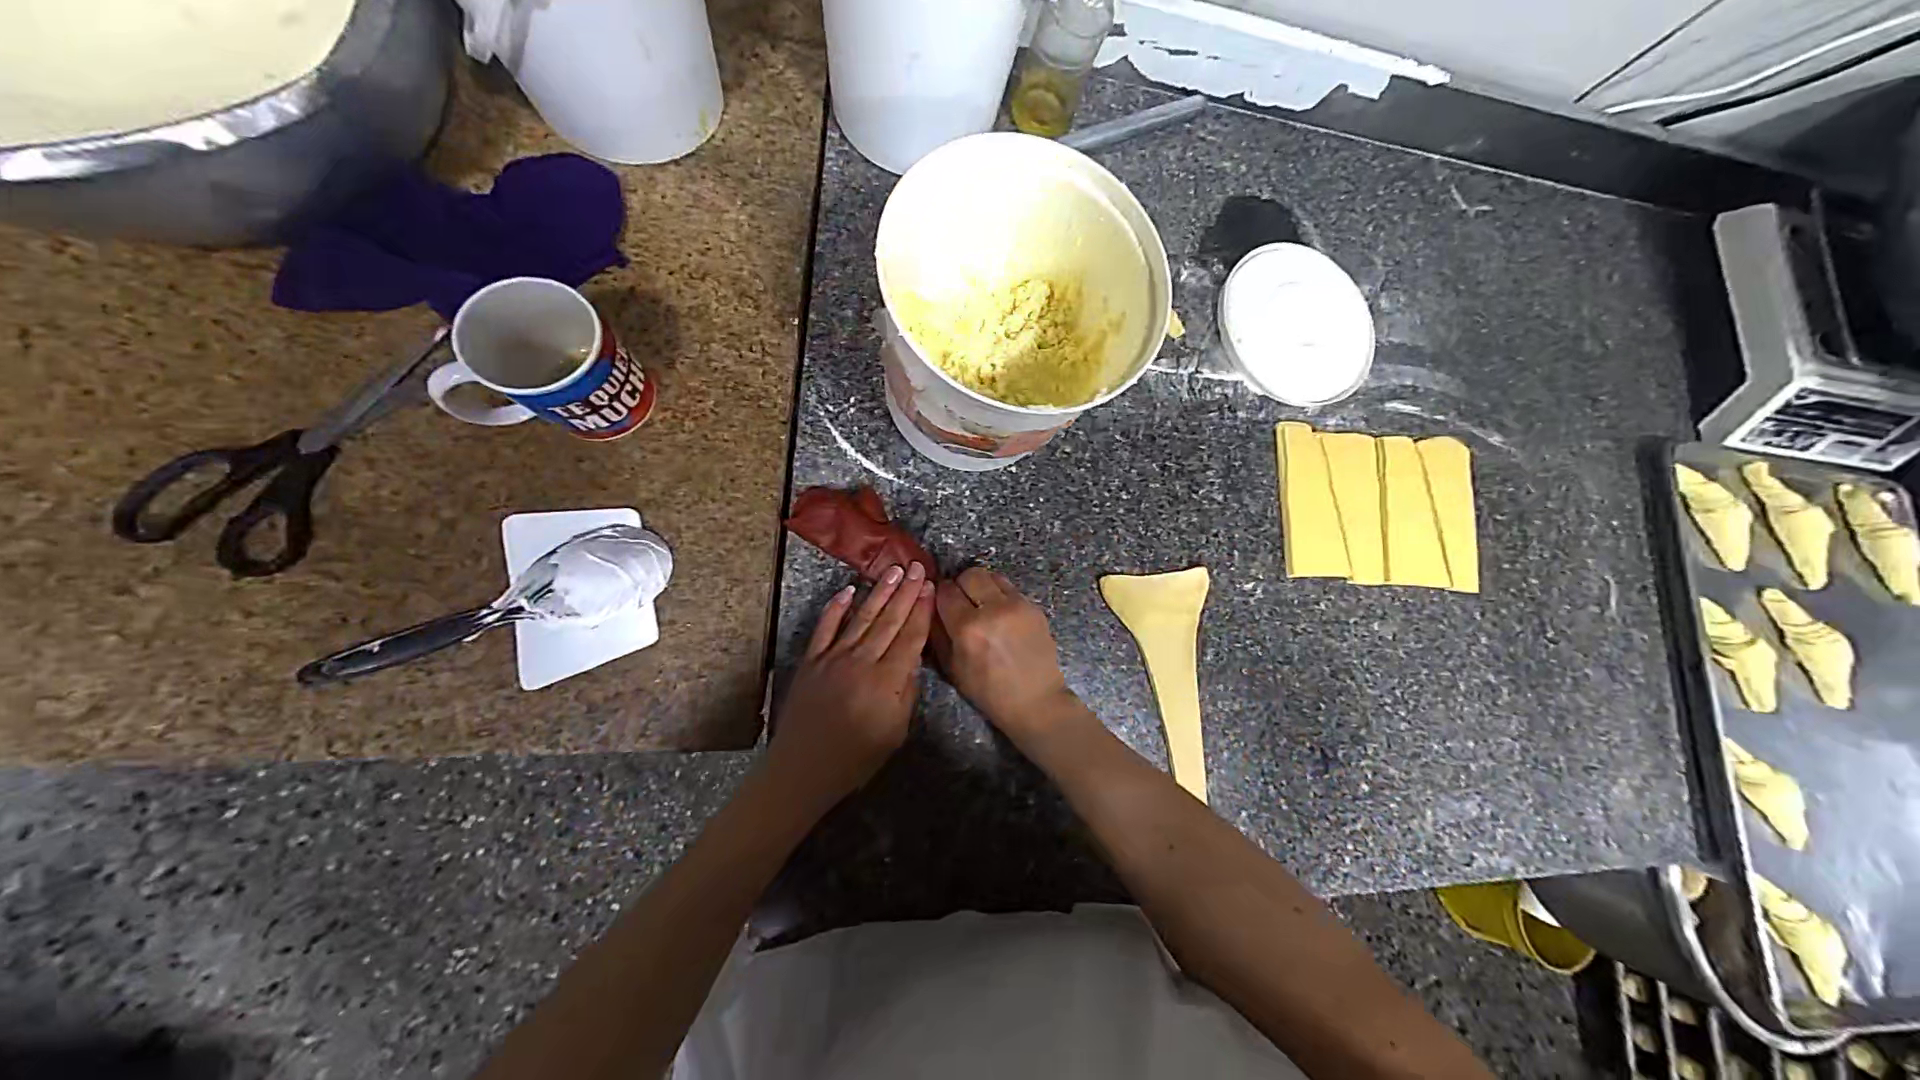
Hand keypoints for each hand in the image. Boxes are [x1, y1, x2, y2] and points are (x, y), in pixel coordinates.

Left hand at [768, 562, 933, 806]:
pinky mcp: (811, 661)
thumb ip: (906, 693)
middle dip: (905, 591)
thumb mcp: (895, 732)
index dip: (921, 609)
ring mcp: (833, 657)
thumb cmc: (856, 758)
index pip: (910, 636)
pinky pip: (825, 627)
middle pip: (889, 619)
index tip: (929, 586)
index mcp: (886, 679)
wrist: (804, 768)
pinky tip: (848, 590)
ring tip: (893, 570)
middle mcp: (861, 660)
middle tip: (916, 566)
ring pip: (861, 617)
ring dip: (879, 592)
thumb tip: (913, 661)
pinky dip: (836, 607)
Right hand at [935, 567, 1080, 743]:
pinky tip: (1001, 615)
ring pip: (991, 576)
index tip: (942, 604)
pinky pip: (1010, 589)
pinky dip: (1000, 596)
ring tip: (982, 605)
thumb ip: (938, 633)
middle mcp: (993, 610)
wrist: (1035, 700)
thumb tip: (931, 606)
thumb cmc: (988, 691)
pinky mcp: (1034, 607)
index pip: (946, 591)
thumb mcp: (952, 667)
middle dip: (961, 585)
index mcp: (968, 628)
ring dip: (982, 586)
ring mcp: (1018, 606)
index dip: (940, 595)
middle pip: (970, 575)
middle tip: (962, 602)